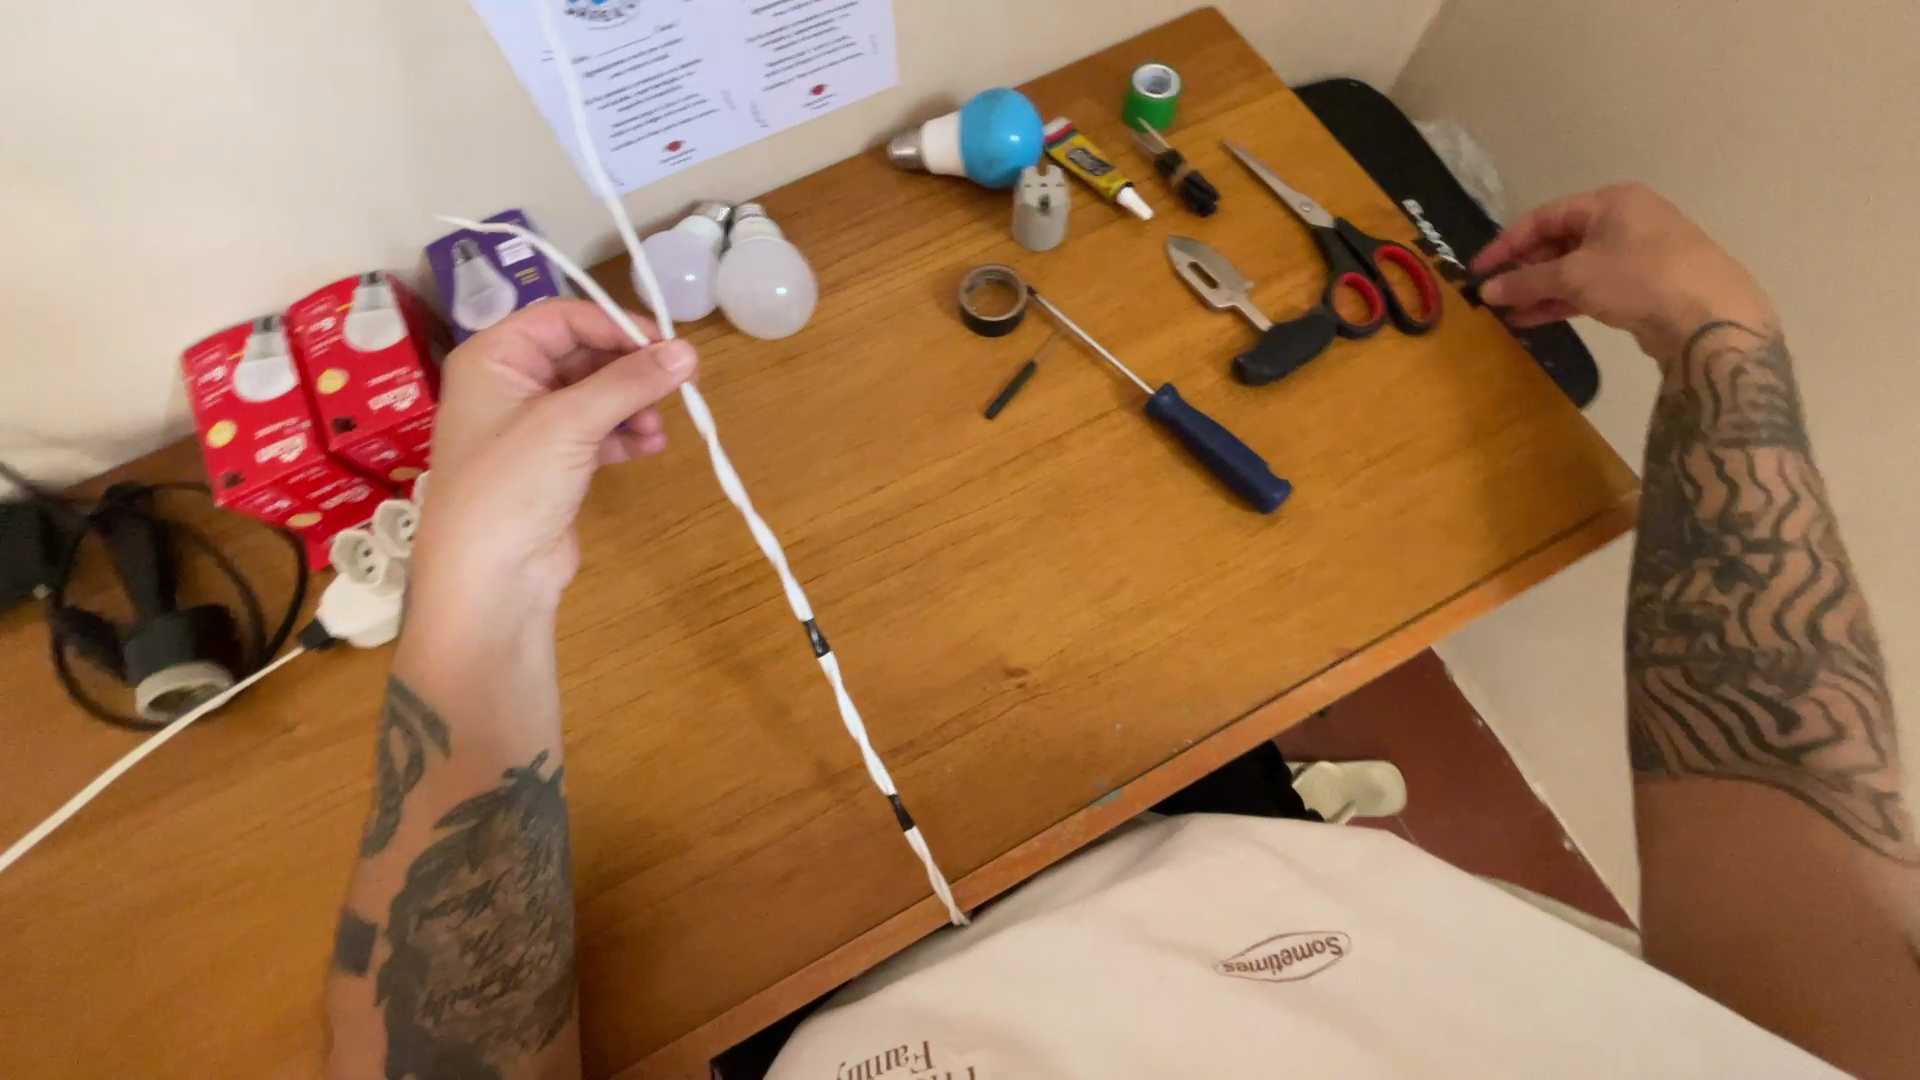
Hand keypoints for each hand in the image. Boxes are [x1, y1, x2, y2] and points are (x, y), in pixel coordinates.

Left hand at [410, 299, 697, 613]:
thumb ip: (630, 382)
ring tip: (655, 428)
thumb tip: (689, 352)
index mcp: (495, 359)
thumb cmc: (513, 483)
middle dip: (629, 372)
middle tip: (677, 384)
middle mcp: (511, 385)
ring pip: (597, 396)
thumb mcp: (571, 423)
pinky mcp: (555, 463)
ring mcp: (533, 427)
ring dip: (633, 405)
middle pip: (583, 356)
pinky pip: (600, 433)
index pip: (563, 319)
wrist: (491, 575)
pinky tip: (651, 446)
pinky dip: (627, 435)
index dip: (616, 326)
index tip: (667, 346)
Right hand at [1474, 183, 1775, 365]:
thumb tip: (1486, 290)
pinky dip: (1557, 300)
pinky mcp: (1637, 282)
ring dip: (1535, 289)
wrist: (1705, 312)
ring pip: (1570, 268)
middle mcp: (1622, 220)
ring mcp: (1632, 252)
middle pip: (1556, 242)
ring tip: (1506, 311)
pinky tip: (1530, 318)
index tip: (1477, 269)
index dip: (1504, 244)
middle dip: (1521, 270)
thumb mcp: (1571, 276)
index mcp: (1610, 203)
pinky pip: (1586, 286)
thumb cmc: (1636, 276)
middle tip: (1493, 293)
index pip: (1542, 218)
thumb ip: (1524, 281)